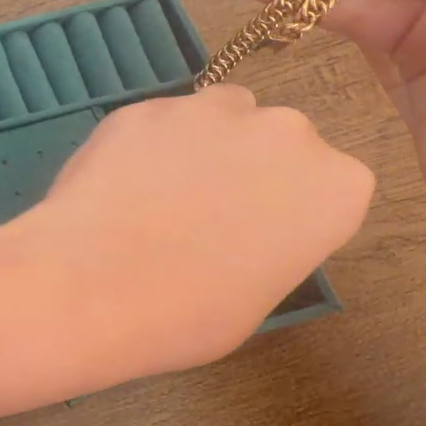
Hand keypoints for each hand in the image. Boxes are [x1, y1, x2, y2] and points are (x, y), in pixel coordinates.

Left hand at [4, 86, 373, 373]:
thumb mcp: (255, 299)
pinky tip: (107, 188)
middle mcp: (286, 132)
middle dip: (239, 168)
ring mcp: (208, 111)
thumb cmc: (184, 316)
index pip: (319, 188)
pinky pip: (148, 124)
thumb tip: (234, 235)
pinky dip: (134, 147)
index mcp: (336, 187)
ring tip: (147, 196)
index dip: (277, 211)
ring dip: (192, 145)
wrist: (89, 290)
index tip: (243, 238)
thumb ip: (266, 249)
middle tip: (190, 216)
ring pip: (212, 116)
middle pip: (270, 141)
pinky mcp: (140, 109)